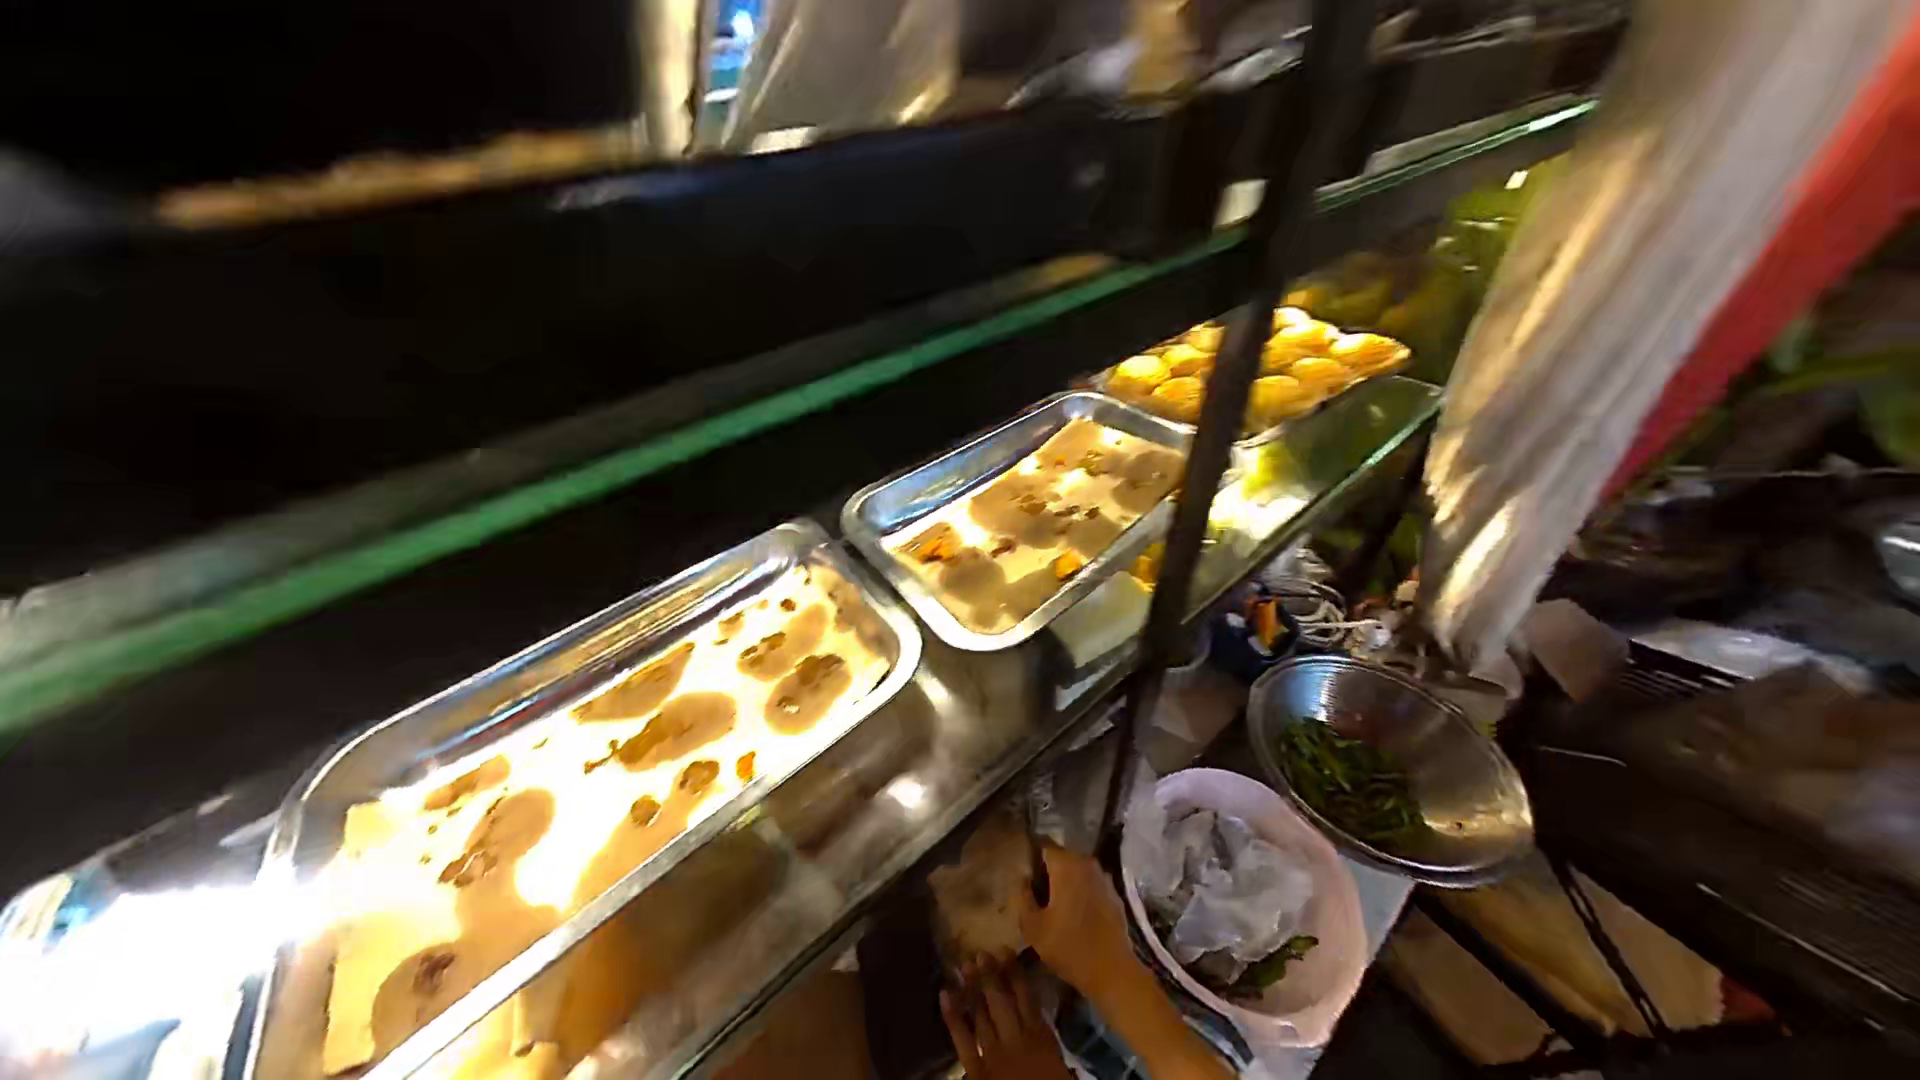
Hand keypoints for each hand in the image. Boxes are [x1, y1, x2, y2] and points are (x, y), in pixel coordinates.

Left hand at [940, 953, 1072, 1079]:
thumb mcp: (1061, 1070)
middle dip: (991, 976)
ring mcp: (996, 1055)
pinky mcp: (980, 1073)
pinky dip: (953, 1018)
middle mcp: (1018, 1040)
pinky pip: (964, 1042)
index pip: (1026, 998)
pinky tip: (945, 995)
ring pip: (983, 1014)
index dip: (1015, 973)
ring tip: (965, 966)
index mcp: (1042, 1038)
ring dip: (974, 989)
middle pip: (1002, 1000)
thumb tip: (1038, 1021)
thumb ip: (1050, 1046)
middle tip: (981, 953)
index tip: (1006, 951)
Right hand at [1016, 846, 1140, 997]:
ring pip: (1078, 871)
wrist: (1113, 972)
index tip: (1025, 876)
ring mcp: (1104, 878)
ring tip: (1055, 904)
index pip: (1044, 846)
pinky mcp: (1114, 895)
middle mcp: (1087, 864)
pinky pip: (1092, 885)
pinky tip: (1076, 914)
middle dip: (1049, 870)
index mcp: (1066, 865)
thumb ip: (1023, 899)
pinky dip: (1082, 892)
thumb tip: (1023, 882)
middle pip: (1062, 857)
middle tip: (1037, 892)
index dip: (1032, 859)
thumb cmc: (1069, 947)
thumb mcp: (1033, 927)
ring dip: (1067, 881)